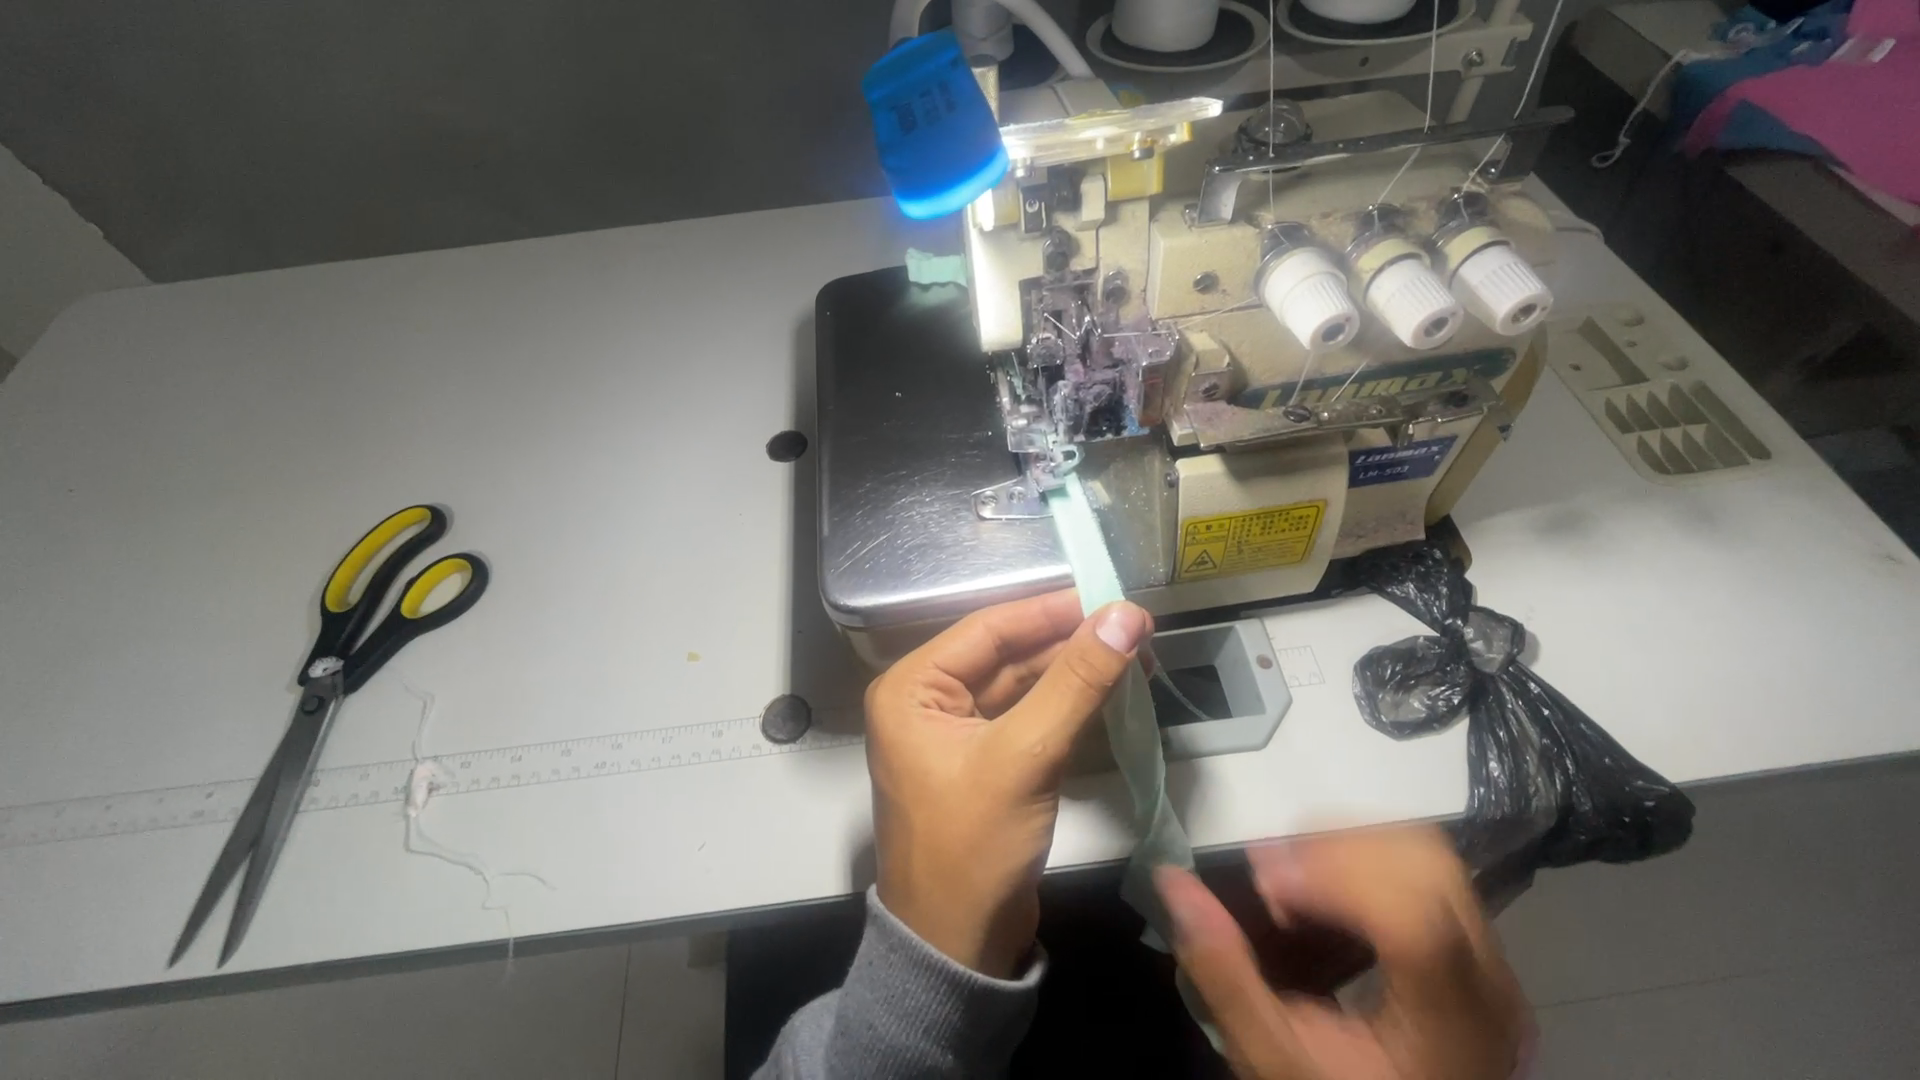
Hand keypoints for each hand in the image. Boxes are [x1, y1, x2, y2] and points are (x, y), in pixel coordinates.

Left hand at [865, 590, 1151, 977]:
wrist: (957, 949)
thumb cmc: (972, 848)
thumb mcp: (1025, 757)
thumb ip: (1076, 682)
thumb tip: (1126, 614)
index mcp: (912, 688)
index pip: (989, 628)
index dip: (1053, 609)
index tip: (1113, 596)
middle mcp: (928, 701)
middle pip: (1007, 653)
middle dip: (1069, 641)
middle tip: (1135, 628)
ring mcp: (958, 733)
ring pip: (1022, 684)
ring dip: (1074, 671)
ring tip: (1135, 654)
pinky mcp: (986, 762)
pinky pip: (1029, 716)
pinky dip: (1068, 704)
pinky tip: (1110, 691)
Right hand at [1157, 827, 1528, 1079]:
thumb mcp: (1269, 1057)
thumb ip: (1223, 973)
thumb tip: (1173, 881)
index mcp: (1447, 1026)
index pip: (1418, 926)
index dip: (1338, 881)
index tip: (1266, 884)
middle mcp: (1488, 983)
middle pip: (1426, 868)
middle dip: (1335, 848)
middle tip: (1268, 873)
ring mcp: (1491, 959)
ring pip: (1428, 853)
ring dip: (1347, 842)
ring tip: (1290, 877)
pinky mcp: (1475, 942)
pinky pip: (1426, 865)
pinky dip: (1364, 852)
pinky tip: (1321, 883)